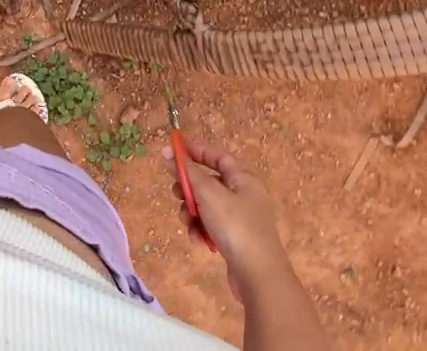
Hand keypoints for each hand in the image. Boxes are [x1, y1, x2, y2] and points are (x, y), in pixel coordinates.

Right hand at [166, 139, 293, 294]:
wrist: (258, 276)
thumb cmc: (234, 226)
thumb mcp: (207, 193)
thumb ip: (187, 171)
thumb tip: (168, 152)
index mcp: (244, 179)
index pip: (218, 155)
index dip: (196, 150)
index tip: (173, 152)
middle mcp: (244, 195)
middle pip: (209, 181)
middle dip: (188, 188)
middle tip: (176, 194)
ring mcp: (240, 218)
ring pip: (206, 205)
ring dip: (192, 212)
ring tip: (188, 223)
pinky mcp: (235, 238)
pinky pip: (211, 225)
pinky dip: (201, 229)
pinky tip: (198, 239)